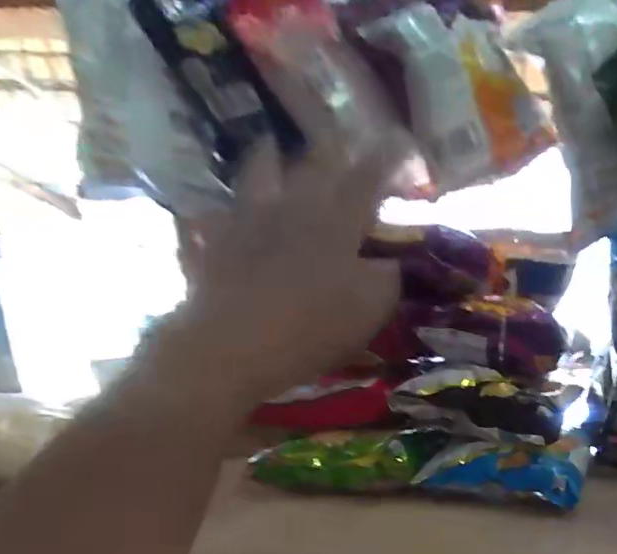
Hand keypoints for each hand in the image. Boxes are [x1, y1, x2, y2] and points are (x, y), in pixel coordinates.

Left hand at [142, 132, 406, 410]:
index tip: (400, 146)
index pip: (368, 177)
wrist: (233, 346)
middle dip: (335, 147)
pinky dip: (229, 206)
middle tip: (344, 145)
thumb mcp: (369, 312)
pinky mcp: (216, 238)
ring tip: (277, 152)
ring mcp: (249, 217)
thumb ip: (387, 280)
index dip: (387, 159)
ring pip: (261, 168)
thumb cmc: (311, 331)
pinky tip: (229, 212)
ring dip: (274, 156)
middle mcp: (292, 207)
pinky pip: (221, 209)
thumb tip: (393, 261)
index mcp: (336, 224)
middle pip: (314, 160)